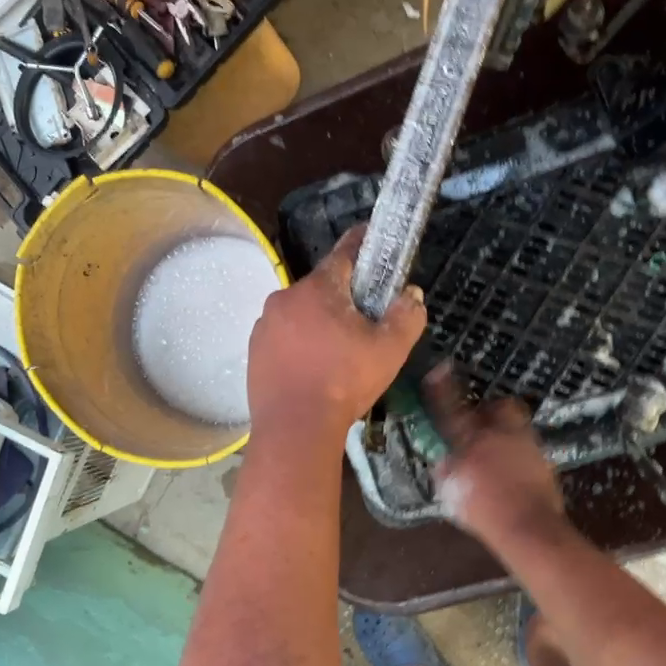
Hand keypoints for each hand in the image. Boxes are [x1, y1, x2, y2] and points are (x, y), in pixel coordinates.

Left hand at [247, 227, 426, 443]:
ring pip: (300, 313)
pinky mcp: (254, 351)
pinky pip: (284, 336)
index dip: (363, 243)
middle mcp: (284, 297)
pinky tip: (313, 367)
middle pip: (322, 287)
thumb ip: (406, 316)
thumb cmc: (344, 383)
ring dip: (319, 322)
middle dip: (343, 296)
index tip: (374, 237)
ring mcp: (264, 325)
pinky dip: (300, 344)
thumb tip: (411, 295)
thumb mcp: (389, 350)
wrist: (294, 429)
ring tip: (339, 351)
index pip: (344, 253)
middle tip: (365, 319)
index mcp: (318, 288)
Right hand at [424, 364, 574, 546]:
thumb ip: (446, 469)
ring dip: (505, 431)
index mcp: (472, 440)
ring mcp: (528, 446)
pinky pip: (527, 448)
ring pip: (517, 425)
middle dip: (490, 408)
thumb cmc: (484, 510)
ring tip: (496, 449)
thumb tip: (443, 458)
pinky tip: (510, 471)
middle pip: (500, 406)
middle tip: (480, 420)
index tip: (438, 369)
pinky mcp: (545, 462)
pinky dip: (517, 454)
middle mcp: (502, 435)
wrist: (529, 528)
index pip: (451, 408)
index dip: (443, 388)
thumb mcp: (451, 491)